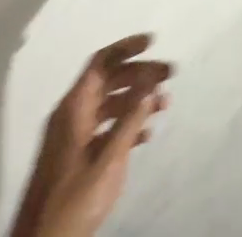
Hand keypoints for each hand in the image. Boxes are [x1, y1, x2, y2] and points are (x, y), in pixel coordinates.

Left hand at [11, 34, 171, 236]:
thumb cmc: (73, 198)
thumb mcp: (106, 160)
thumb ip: (128, 121)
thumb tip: (149, 83)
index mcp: (73, 107)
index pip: (100, 63)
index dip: (126, 48)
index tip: (152, 42)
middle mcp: (71, 113)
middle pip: (107, 80)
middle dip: (138, 73)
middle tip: (170, 74)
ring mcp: (73, 134)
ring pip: (108, 104)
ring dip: (136, 100)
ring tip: (165, 103)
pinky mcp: (78, 155)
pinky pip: (105, 127)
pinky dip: (126, 123)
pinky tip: (147, 133)